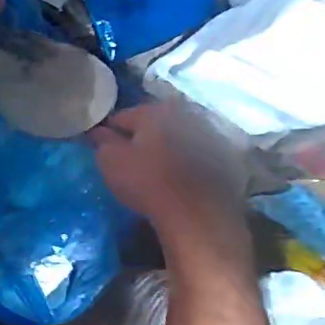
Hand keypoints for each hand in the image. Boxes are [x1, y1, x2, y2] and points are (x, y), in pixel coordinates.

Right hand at [88, 101, 247, 231]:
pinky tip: (179, 180)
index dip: (109, 133)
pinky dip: (187, 161)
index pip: (121, 117)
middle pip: (154, 124)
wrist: (198, 214)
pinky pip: (197, 155)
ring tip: (156, 172)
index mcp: (156, 110)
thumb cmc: (147, 182)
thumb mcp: (111, 161)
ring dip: (166, 148)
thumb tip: (98, 131)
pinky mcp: (227, 157)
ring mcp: (210, 134)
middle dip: (141, 138)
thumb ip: (102, 142)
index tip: (103, 149)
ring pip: (178, 137)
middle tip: (130, 161)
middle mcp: (186, 113)